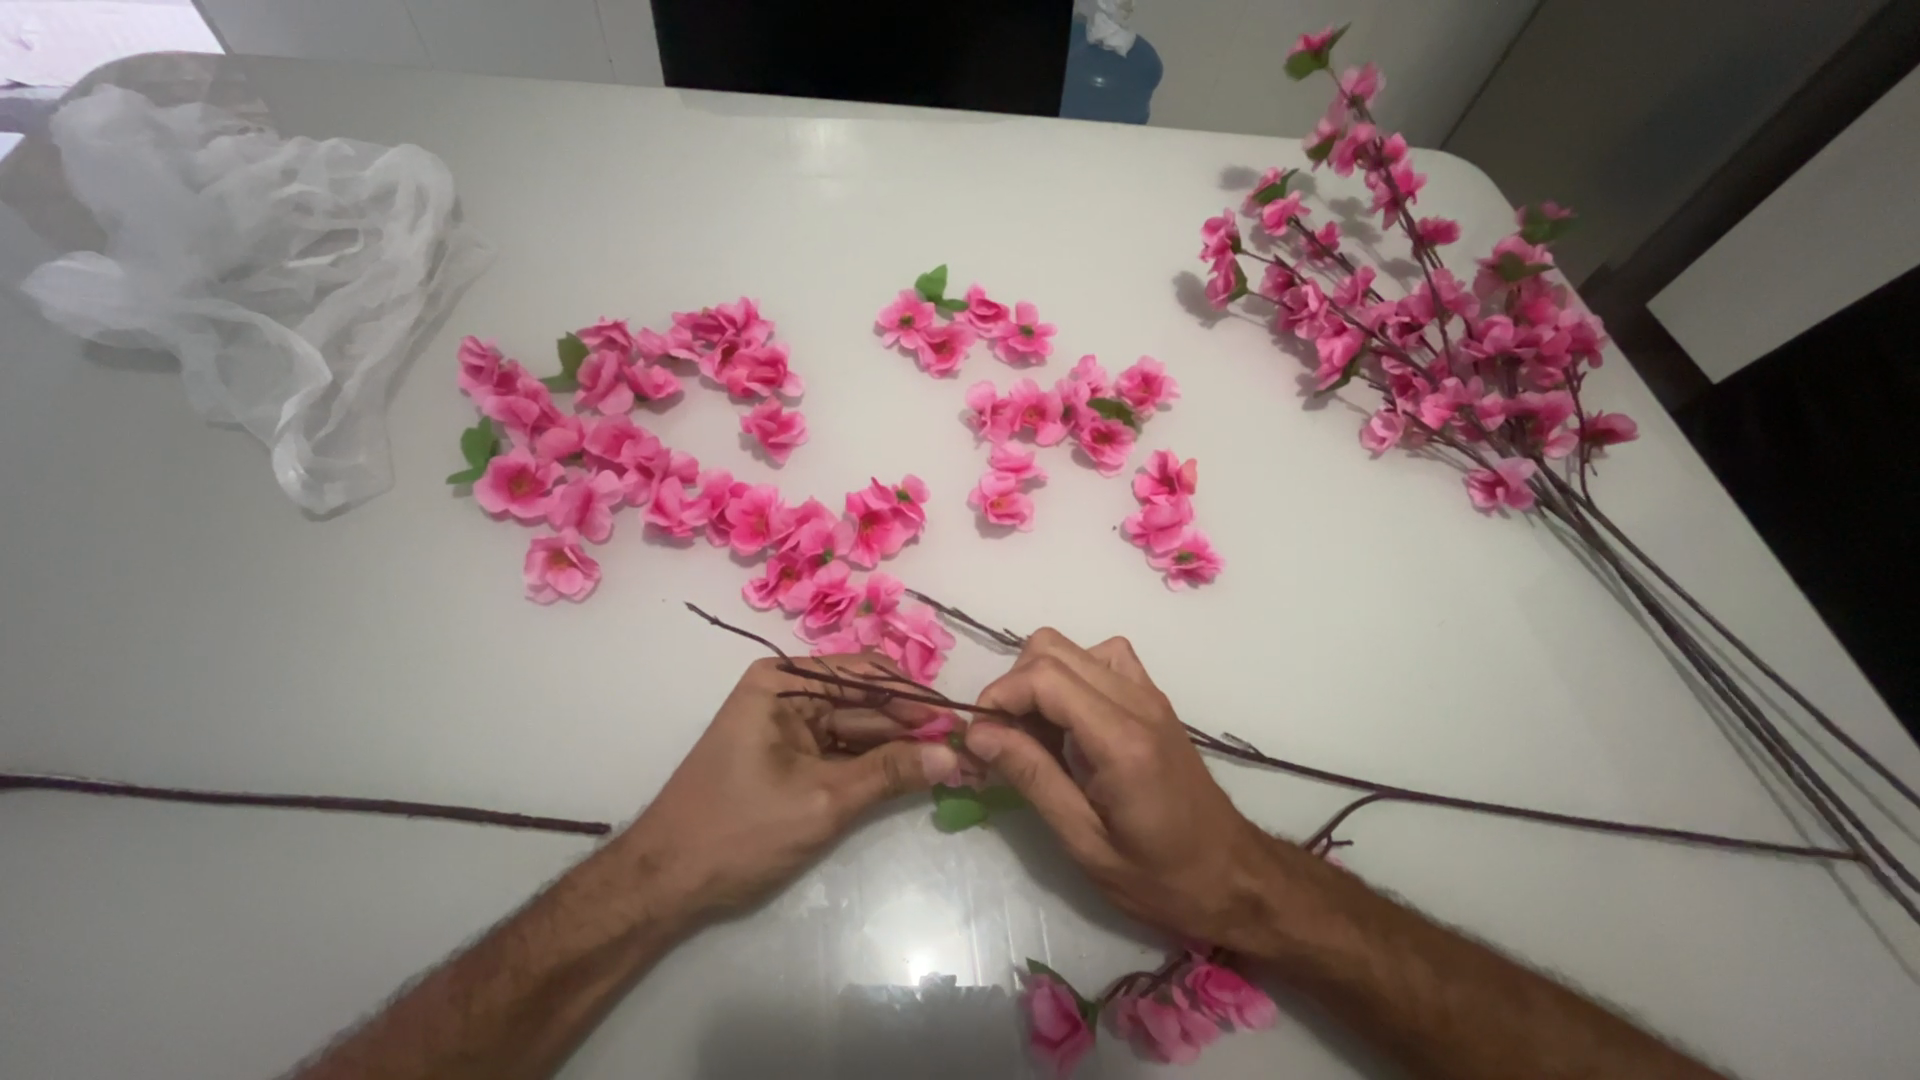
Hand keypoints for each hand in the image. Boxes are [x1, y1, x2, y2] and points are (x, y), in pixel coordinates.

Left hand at [618, 655, 958, 920]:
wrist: (666, 883)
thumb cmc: (739, 831)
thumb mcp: (823, 801)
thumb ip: (890, 772)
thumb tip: (953, 754)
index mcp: (785, 683)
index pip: (868, 675)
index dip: (916, 699)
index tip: (959, 722)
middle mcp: (788, 693)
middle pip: (867, 701)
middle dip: (913, 728)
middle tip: (965, 751)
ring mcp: (789, 726)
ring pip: (859, 729)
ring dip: (900, 748)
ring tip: (951, 764)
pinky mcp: (790, 758)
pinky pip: (843, 751)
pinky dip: (876, 765)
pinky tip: (914, 775)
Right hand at [966, 629, 1307, 950]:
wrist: (1232, 876)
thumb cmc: (1159, 877)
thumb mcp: (1085, 842)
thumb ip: (1032, 777)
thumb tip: (979, 733)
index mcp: (1121, 739)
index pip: (1043, 677)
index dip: (998, 696)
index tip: (979, 735)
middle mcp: (1137, 701)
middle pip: (1052, 648)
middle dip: (1012, 685)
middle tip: (1001, 737)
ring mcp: (1149, 695)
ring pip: (1075, 647)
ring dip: (1040, 678)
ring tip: (1033, 731)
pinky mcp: (1153, 700)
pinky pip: (1103, 659)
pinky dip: (1072, 675)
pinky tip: (1069, 721)